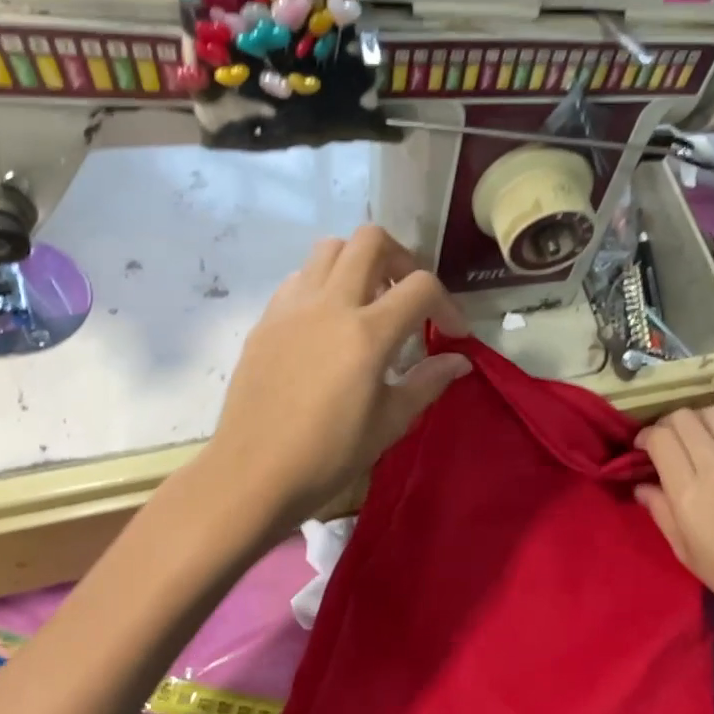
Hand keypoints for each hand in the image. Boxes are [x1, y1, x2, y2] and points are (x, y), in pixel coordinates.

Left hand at [206, 223, 472, 516]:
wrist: (254, 472)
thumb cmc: (330, 455)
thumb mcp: (390, 423)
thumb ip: (427, 383)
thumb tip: (459, 361)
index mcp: (366, 333)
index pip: (420, 286)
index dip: (447, 304)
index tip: (452, 334)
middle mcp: (329, 305)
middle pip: (371, 241)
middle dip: (402, 260)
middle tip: (409, 299)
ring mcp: (292, 307)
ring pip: (330, 249)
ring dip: (359, 264)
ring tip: (370, 304)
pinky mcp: (266, 320)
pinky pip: (301, 278)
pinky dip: (325, 284)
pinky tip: (330, 325)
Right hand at [634, 405, 713, 631]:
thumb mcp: (683, 549)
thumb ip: (660, 511)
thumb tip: (642, 485)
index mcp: (688, 492)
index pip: (660, 439)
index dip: (646, 436)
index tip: (645, 448)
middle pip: (684, 418)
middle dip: (668, 424)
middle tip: (670, 440)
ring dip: (700, 418)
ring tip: (700, 434)